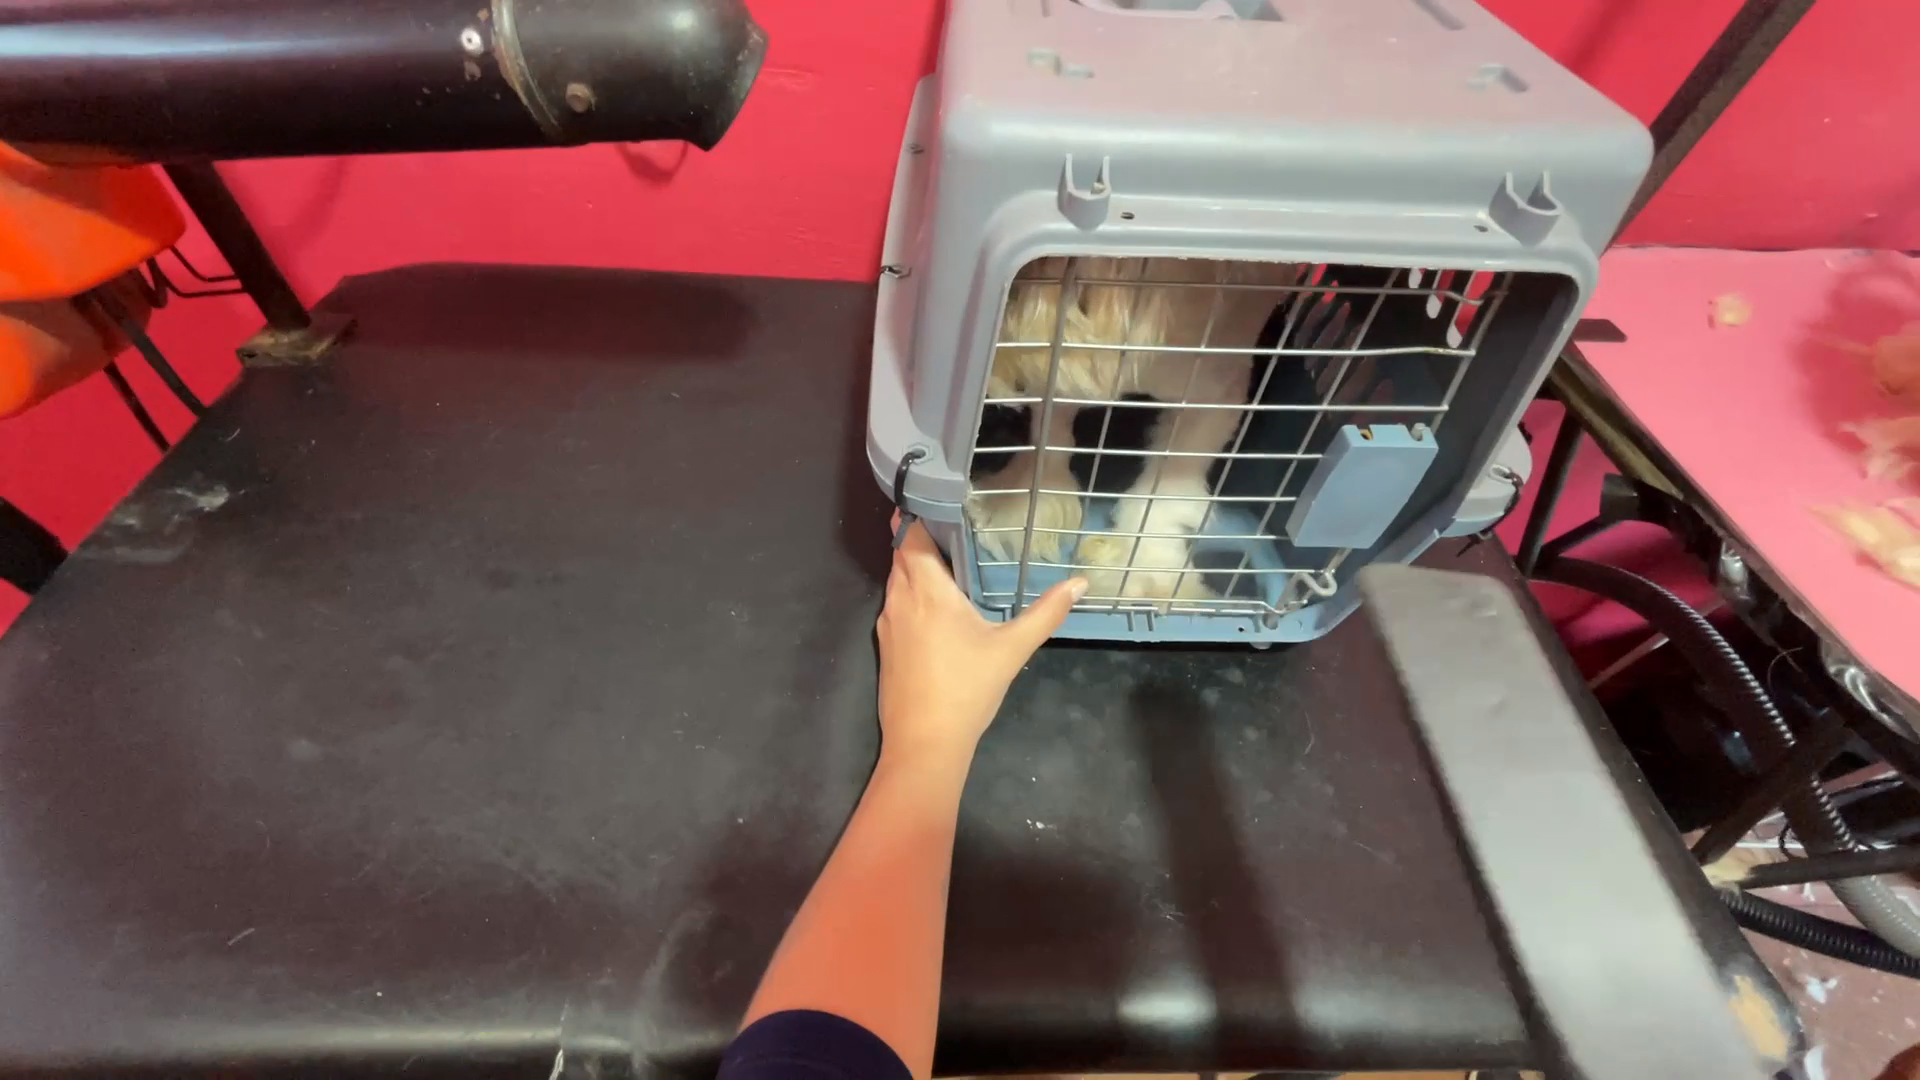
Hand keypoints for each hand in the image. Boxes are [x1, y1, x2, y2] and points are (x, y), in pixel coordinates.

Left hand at [876, 518, 1085, 766]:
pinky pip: (895, 603)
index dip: (917, 515)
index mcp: (927, 591)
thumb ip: (1046, 613)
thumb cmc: (967, 690)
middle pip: (900, 553)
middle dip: (919, 536)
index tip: (936, 501)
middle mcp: (900, 599)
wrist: (924, 744)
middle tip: (951, 525)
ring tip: (947, 560)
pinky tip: (935, 606)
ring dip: (914, 566)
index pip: (910, 536)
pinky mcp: (885, 645)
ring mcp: (887, 624)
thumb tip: (1080, 583)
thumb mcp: (1012, 649)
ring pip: (895, 579)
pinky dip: (910, 592)